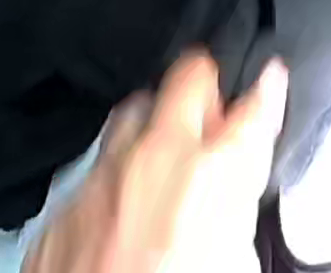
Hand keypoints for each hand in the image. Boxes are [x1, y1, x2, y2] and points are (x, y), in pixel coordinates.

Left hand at [23, 51, 288, 272]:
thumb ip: (245, 201)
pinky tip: (118, 220)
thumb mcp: (237, 261)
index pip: (259, 102)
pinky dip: (112, 181)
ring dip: (154, 125)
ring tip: (163, 163)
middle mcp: (158, 161)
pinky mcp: (59, 215)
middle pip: (190, 76)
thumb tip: (249, 164)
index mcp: (217, 177)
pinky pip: (92, 170)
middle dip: (205, 90)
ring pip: (135, 112)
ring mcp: (102, 181)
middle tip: (212, 124)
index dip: (269, 90)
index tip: (271, 83)